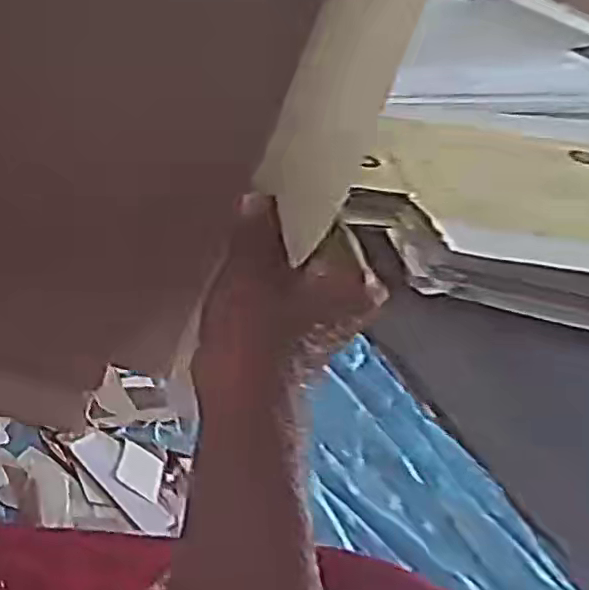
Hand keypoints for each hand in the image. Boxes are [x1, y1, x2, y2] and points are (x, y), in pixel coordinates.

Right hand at [192, 195, 385, 403]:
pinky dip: (265, 277)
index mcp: (355, 277)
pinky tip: (235, 273)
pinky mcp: (305, 328)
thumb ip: (255, 232)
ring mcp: (331, 314)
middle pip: (314, 244)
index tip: (261, 188)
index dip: (293, 202)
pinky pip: (287, 286)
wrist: (243, 401)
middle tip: (240, 214)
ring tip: (233, 242)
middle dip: (278, 231)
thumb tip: (258, 198)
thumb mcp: (246, 274)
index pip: (328, 221)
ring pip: (298, 266)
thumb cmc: (251, 337)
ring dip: (268, 255)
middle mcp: (355, 294)